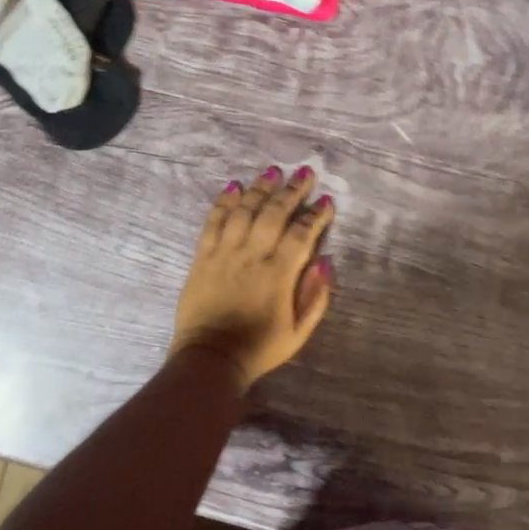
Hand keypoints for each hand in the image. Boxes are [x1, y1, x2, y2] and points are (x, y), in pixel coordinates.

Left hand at [171, 165, 335, 391]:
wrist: (209, 359)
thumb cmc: (259, 348)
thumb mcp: (298, 333)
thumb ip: (315, 297)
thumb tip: (325, 262)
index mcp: (278, 274)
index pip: (301, 234)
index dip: (315, 216)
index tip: (325, 201)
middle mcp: (252, 256)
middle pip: (274, 213)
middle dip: (291, 191)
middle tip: (304, 173)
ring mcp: (225, 253)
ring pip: (244, 210)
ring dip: (260, 188)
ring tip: (272, 171)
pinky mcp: (202, 256)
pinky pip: (213, 221)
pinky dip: (223, 202)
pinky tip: (233, 186)